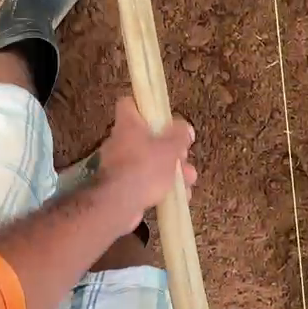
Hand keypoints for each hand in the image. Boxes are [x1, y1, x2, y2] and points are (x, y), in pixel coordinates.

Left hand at [94, 96, 194, 231]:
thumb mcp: (170, 149)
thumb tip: (185, 128)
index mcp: (128, 125)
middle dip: (170, 148)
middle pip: (147, 136)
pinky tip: (180, 196)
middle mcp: (120, 141)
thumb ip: (179, 136)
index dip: (145, 105)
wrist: (118, 205)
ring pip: (149, 161)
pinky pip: (145, 180)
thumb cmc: (144, 168)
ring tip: (188, 181)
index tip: (163, 115)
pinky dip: (162, 186)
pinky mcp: (122, 186)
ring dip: (171, 170)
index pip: (129, 103)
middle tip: (184, 157)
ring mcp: (119, 165)